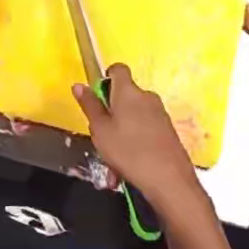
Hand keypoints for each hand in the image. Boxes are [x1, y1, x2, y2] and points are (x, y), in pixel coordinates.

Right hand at [73, 64, 201, 206]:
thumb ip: (89, 105)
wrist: (169, 179)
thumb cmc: (128, 151)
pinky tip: (124, 170)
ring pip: (131, 119)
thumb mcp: (99, 129)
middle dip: (109, 115)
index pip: (118, 69)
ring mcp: (159, 114)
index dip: (105, 78)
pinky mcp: (167, 131)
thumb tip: (79, 85)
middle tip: (99, 138)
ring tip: (111, 164)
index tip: (96, 97)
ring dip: (118, 136)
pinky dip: (132, 145)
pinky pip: (142, 132)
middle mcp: (147, 98)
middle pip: (123, 98)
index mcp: (128, 92)